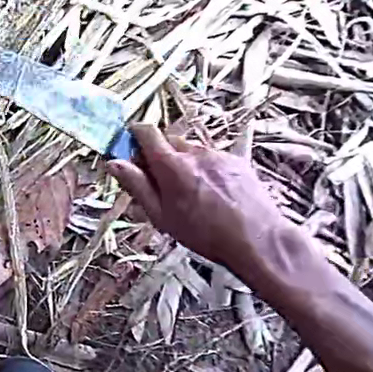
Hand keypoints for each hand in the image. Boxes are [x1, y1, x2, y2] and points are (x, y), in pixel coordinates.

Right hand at [107, 124, 296, 277]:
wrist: (258, 239)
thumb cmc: (204, 233)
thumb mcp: (160, 214)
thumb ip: (136, 185)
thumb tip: (114, 163)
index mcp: (171, 165)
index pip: (146, 132)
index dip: (134, 136)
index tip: (130, 149)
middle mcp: (195, 153)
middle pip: (169, 141)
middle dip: (159, 156)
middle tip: (159, 183)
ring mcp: (219, 155)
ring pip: (191, 151)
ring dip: (183, 164)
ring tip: (189, 193)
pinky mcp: (238, 161)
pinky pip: (212, 158)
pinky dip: (205, 170)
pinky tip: (211, 194)